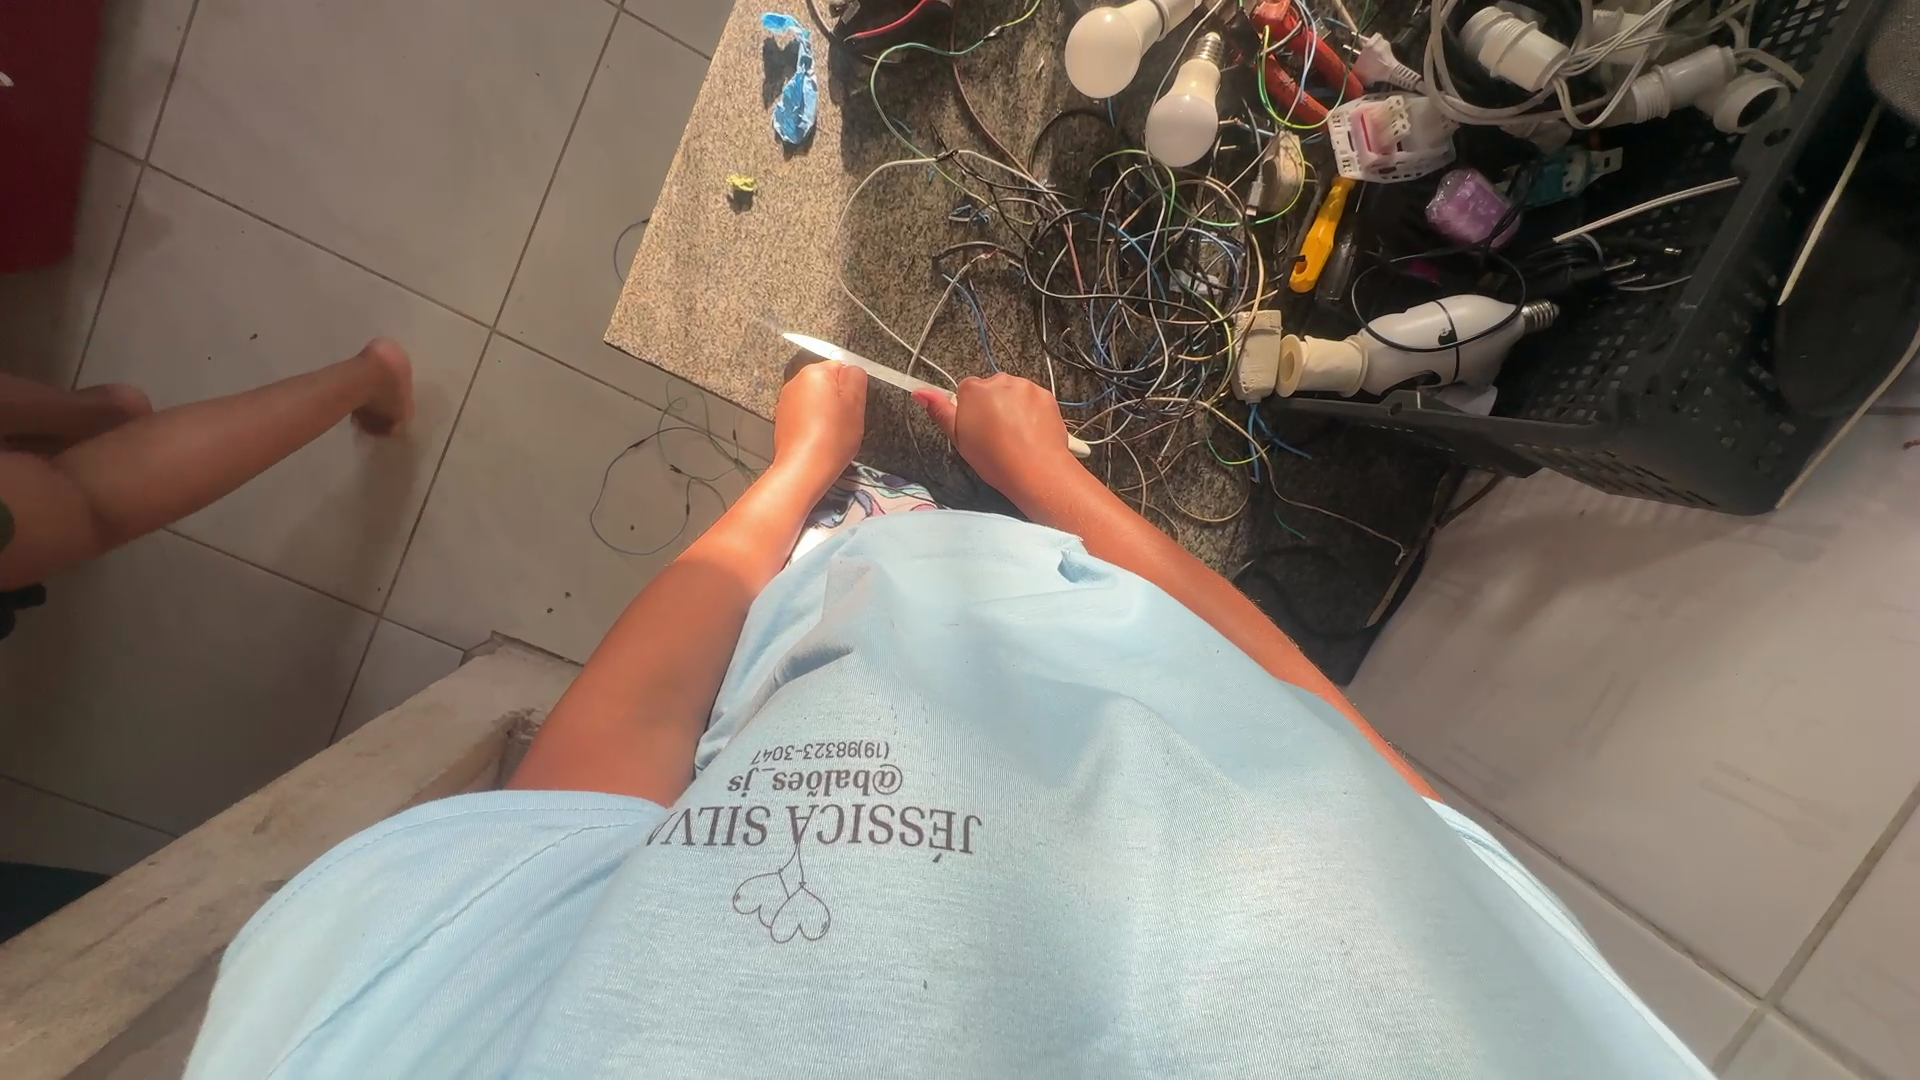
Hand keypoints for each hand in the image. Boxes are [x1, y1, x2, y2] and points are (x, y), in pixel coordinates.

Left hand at [774, 360, 866, 488]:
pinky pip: (806, 416)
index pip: (842, 367)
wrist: (804, 468)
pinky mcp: (783, 420)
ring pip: (817, 401)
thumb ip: (857, 378)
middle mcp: (796, 382)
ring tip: (833, 433)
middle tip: (846, 421)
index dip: (852, 387)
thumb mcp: (856, 404)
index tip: (854, 406)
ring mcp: (786, 402)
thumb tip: (854, 370)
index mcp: (814, 372)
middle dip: (838, 400)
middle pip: (827, 384)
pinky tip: (820, 439)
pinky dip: (814, 425)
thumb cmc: (831, 438)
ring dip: (826, 413)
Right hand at [914, 374, 1079, 496]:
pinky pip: (1033, 399)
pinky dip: (1031, 412)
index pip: (966, 390)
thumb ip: (940, 411)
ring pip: (1013, 393)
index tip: (976, 428)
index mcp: (974, 390)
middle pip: (991, 389)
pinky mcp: (1045, 395)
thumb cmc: (995, 459)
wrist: (1035, 470)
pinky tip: (1029, 433)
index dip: (970, 411)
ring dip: (1012, 407)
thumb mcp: (959, 438)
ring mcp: (1025, 387)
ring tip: (1014, 436)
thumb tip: (920, 393)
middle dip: (992, 406)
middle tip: (995, 435)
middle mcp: (1000, 381)